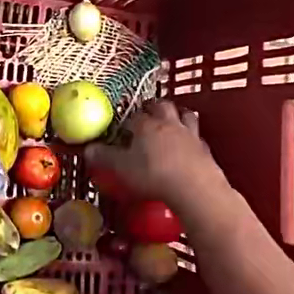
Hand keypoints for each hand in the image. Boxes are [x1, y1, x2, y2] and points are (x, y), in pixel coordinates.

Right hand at [84, 101, 230, 213]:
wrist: (195, 187)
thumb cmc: (153, 175)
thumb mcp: (122, 168)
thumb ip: (105, 157)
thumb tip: (88, 149)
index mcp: (146, 125)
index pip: (134, 116)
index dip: (127, 121)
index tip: (123, 129)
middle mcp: (168, 124)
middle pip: (162, 106)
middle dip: (153, 107)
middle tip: (147, 114)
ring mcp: (190, 134)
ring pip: (185, 115)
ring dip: (178, 115)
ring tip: (172, 121)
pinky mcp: (205, 149)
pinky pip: (198, 136)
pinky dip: (192, 137)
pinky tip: (189, 146)